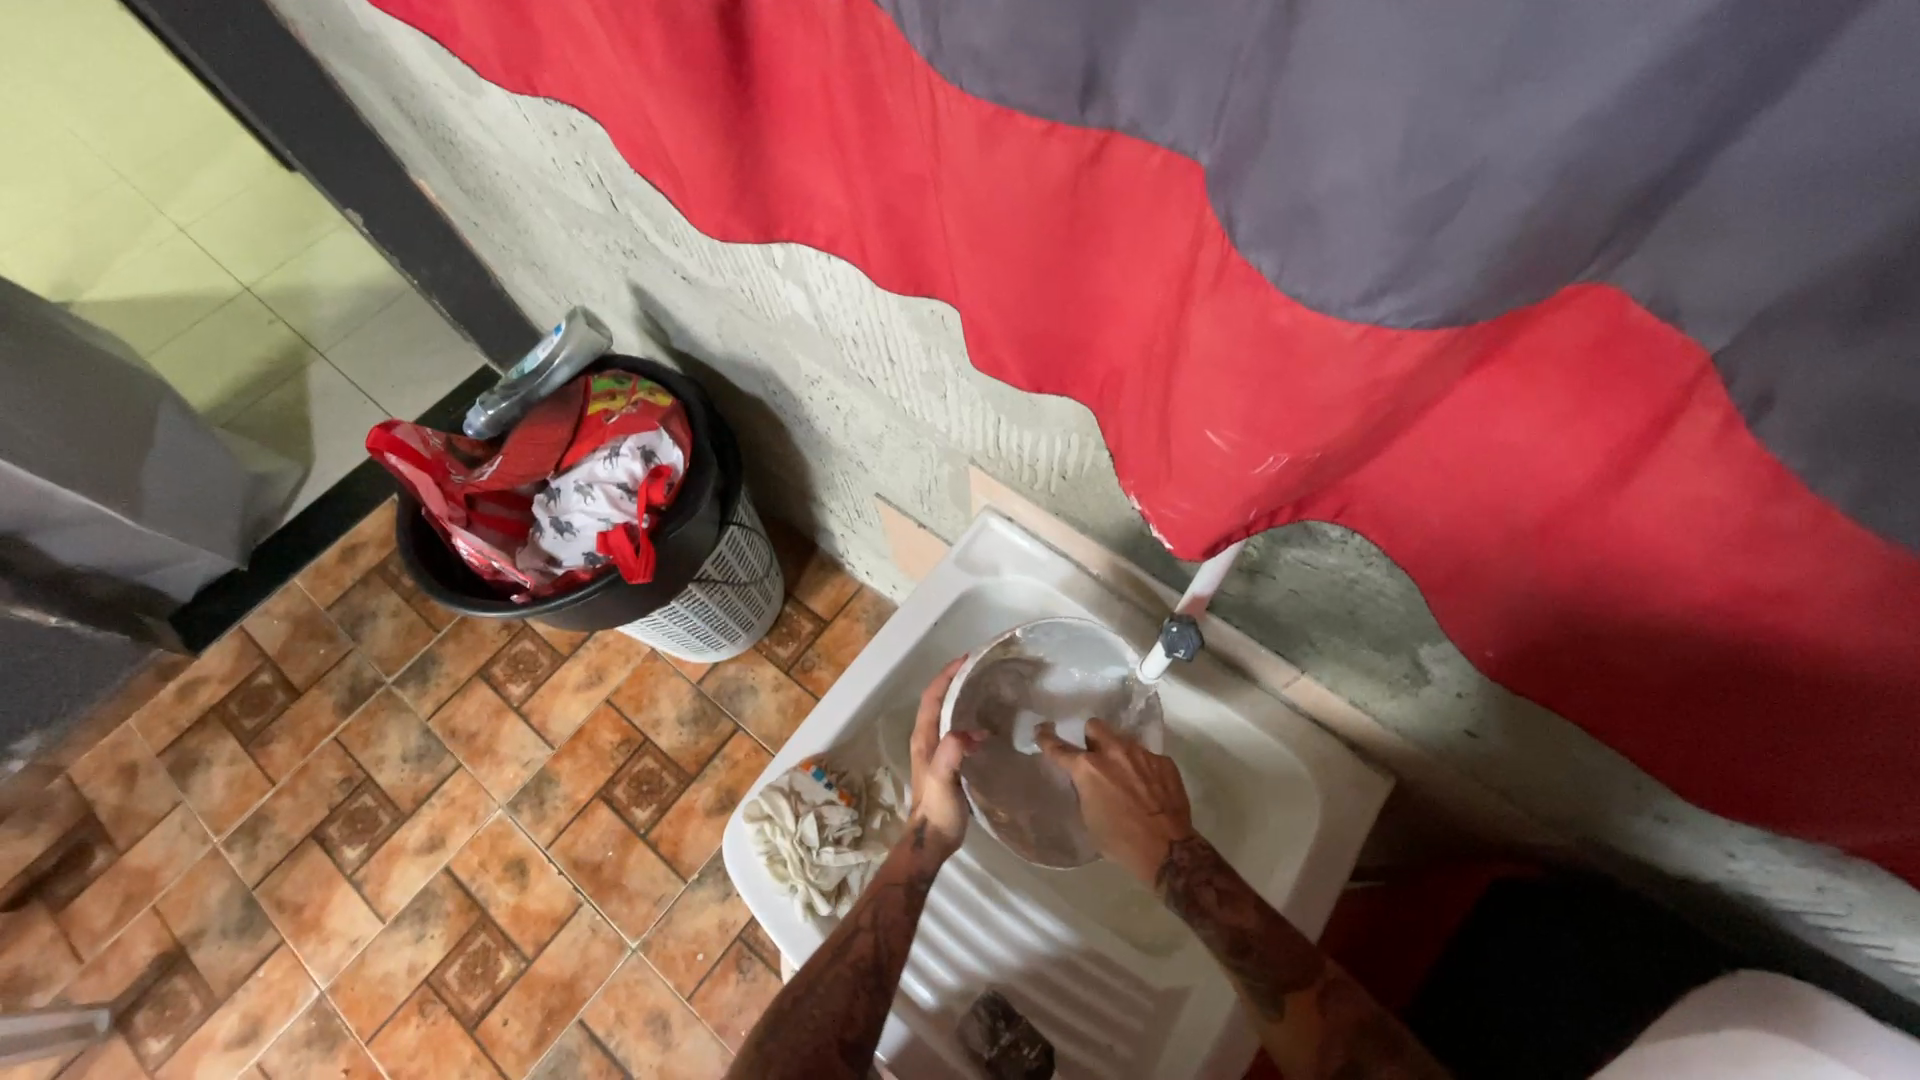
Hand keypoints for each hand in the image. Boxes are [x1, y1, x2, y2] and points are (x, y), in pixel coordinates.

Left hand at [905, 658, 983, 861]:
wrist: (932, 841)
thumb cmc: (937, 811)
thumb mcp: (944, 780)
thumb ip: (951, 754)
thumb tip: (969, 731)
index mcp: (924, 738)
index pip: (932, 696)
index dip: (947, 675)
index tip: (967, 659)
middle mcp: (927, 739)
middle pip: (938, 700)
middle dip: (955, 680)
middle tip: (981, 668)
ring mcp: (935, 750)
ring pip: (946, 713)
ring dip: (961, 697)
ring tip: (986, 687)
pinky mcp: (947, 761)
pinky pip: (956, 728)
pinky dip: (967, 716)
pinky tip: (986, 722)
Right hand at [1036, 718, 1196, 884]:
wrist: (1167, 849)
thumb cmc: (1119, 840)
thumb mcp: (1088, 817)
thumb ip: (1084, 789)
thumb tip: (1088, 781)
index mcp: (1088, 768)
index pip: (1059, 747)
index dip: (1047, 739)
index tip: (1042, 731)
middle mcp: (1113, 752)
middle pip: (1095, 726)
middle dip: (1091, 737)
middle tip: (1095, 755)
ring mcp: (1141, 754)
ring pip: (1123, 740)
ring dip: (1119, 753)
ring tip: (1126, 775)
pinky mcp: (1164, 761)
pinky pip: (1147, 757)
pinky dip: (1143, 768)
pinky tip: (1149, 787)